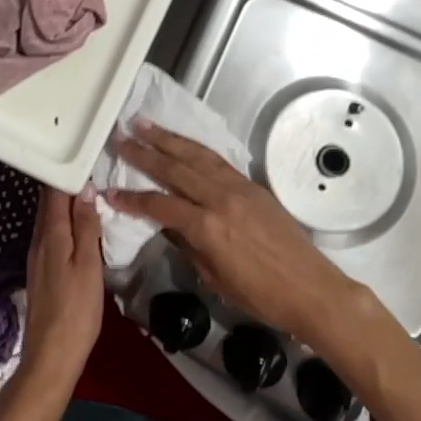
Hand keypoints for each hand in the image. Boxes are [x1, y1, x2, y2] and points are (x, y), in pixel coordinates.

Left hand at [18, 185, 103, 388]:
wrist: (51, 357)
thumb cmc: (76, 310)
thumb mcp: (88, 266)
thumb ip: (86, 227)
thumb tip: (85, 189)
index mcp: (52, 235)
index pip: (54, 192)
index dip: (69, 172)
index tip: (86, 157)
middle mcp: (39, 241)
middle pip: (49, 204)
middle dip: (65, 185)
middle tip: (88, 168)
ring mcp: (37, 257)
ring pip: (49, 220)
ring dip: (64, 205)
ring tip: (87, 192)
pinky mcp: (41, 272)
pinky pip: (51, 236)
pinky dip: (63, 224)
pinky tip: (77, 228)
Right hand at [108, 120, 364, 341]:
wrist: (311, 288)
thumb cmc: (261, 296)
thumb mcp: (215, 279)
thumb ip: (188, 246)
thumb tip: (166, 226)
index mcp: (206, 227)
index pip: (158, 205)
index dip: (131, 198)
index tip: (108, 190)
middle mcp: (219, 199)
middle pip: (174, 169)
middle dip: (143, 152)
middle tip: (119, 137)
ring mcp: (237, 187)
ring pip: (195, 155)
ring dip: (167, 138)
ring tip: (143, 124)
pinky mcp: (252, 185)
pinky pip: (216, 160)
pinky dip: (194, 148)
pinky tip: (181, 142)